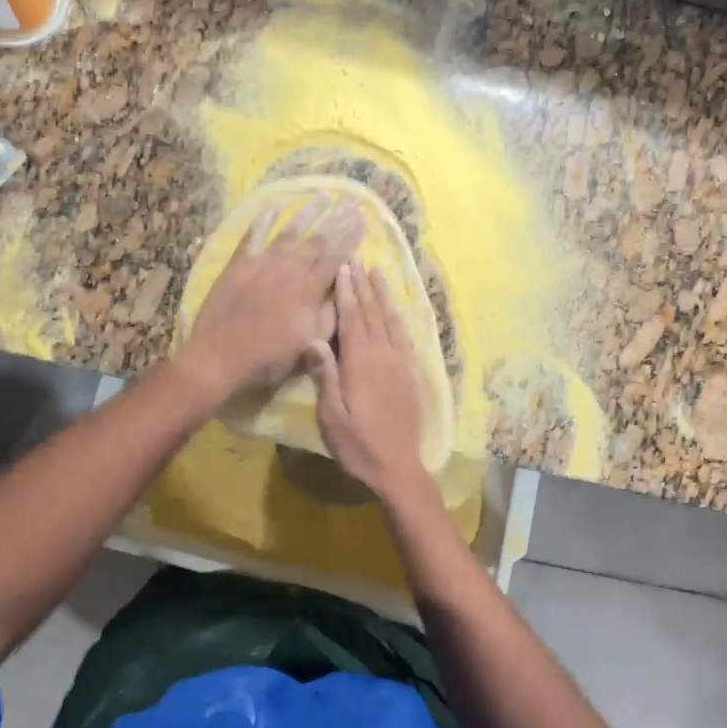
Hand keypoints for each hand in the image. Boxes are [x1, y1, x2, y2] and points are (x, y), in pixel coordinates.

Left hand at [179, 195, 364, 399]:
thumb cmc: (267, 358)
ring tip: (322, 193)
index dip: (350, 236)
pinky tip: (275, 204)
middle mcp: (288, 270)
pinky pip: (254, 235)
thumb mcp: (308, 344)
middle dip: (336, 217)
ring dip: (307, 211)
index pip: (335, 256)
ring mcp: (262, 264)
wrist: (218, 357)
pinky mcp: (239, 265)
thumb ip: (329, 316)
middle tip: (350, 198)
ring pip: (289, 231)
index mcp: (308, 291)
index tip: (363, 217)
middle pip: (317, 238)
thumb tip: (343, 288)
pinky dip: (264, 218)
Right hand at [306, 259, 430, 501]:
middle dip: (364, 285)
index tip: (343, 267)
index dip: (348, 291)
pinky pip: (406, 338)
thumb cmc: (357, 444)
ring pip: (392, 321)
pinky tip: (396, 310)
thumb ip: (325, 374)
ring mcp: (401, 364)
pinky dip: (400, 319)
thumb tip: (315, 338)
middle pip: (372, 313)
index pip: (353, 318)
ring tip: (379, 273)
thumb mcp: (331, 414)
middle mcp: (384, 356)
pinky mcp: (412, 375)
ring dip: (384, 296)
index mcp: (361, 363)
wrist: (398, 467)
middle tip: (357, 260)